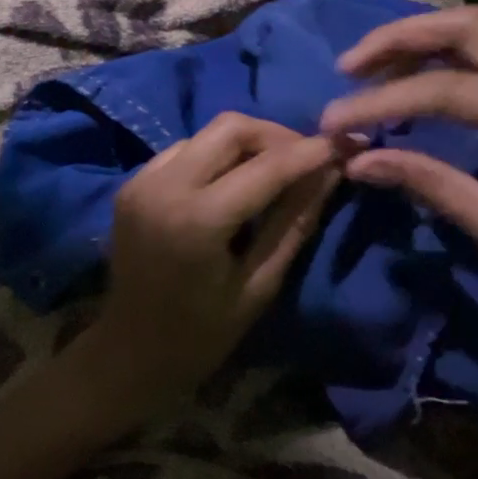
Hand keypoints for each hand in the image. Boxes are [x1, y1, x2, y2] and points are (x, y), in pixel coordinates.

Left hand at [79, 113, 341, 418]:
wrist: (131, 351)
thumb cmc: (202, 335)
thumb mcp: (259, 286)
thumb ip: (294, 223)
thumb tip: (330, 173)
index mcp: (197, 219)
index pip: (266, 166)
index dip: (311, 151)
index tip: (347, 143)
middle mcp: (164, 186)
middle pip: (231, 127)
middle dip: (276, 136)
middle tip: (307, 160)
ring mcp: (142, 180)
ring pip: (206, 133)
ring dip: (246, 144)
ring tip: (275, 171)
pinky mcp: (133, 183)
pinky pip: (183, 149)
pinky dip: (216, 156)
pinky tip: (233, 182)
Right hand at [318, 6, 477, 339]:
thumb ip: (431, 185)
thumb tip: (359, 161)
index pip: (451, 91)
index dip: (383, 102)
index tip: (335, 123)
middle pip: (470, 27)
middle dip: (400, 40)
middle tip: (349, 68)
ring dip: (424, 36)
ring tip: (373, 65)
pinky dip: (449, 48)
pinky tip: (417, 71)